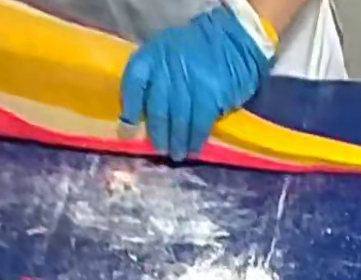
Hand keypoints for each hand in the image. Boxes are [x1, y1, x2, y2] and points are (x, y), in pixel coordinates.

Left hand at [119, 2, 271, 160]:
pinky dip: (195, 141)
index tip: (128, 129)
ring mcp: (189, 82)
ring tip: (176, 155)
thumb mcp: (169, 54)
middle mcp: (168, 67)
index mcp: (154, 54)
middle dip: (157, 133)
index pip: (134, 82)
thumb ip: (157, 78)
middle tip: (159, 149)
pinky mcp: (209, 97)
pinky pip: (198, 126)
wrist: (231, 44)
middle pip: (157, 108)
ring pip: (177, 121)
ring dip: (176, 142)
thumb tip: (145, 113)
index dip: (130, 107)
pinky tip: (193, 151)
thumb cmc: (197, 54)